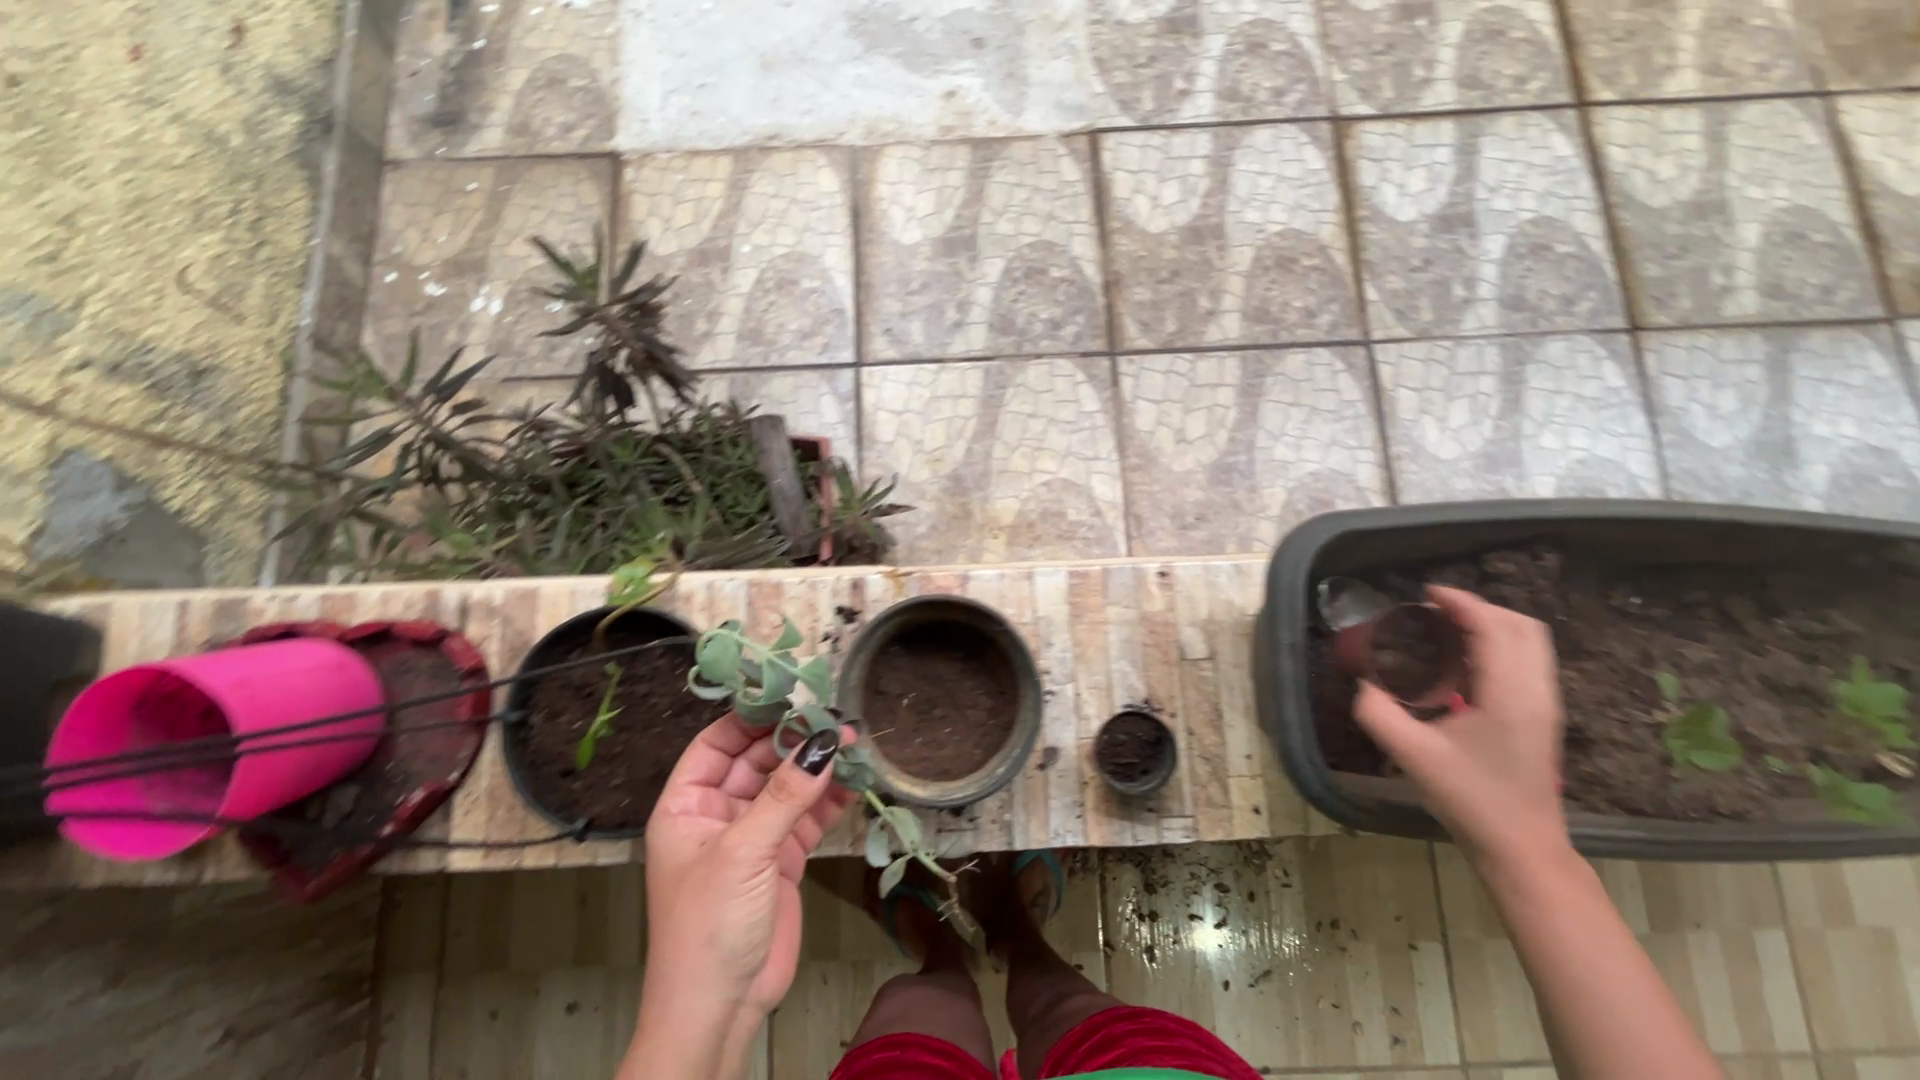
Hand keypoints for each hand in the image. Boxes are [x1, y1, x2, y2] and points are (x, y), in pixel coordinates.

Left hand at [626, 716, 853, 1078]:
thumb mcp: (743, 853)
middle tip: (835, 717)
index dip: (751, 718)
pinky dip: (830, 799)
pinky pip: (807, 816)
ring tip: (854, 742)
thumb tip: (823, 741)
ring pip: (787, 787)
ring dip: (817, 767)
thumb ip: (785, 795)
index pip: (717, 744)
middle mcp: (717, 814)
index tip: (792, 695)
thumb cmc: (708, 926)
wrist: (721, 1006)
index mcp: (686, 806)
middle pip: (758, 761)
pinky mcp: (782, 859)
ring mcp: (752, 837)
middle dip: (794, 740)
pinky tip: (856, 780)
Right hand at [1352, 585, 1566, 866]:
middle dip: (1480, 608)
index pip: (1494, 628)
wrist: (1520, 845)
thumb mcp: (1413, 756)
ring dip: (1492, 626)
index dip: (1462, 604)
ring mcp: (1545, 705)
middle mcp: (1536, 691)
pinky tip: (1465, 664)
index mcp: (1509, 694)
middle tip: (1436, 611)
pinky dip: (1500, 646)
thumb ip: (1380, 714)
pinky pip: (1528, 662)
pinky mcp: (1543, 718)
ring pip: (1530, 643)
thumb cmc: (1470, 799)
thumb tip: (1364, 685)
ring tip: (1448, 630)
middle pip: (1522, 627)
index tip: (1427, 595)